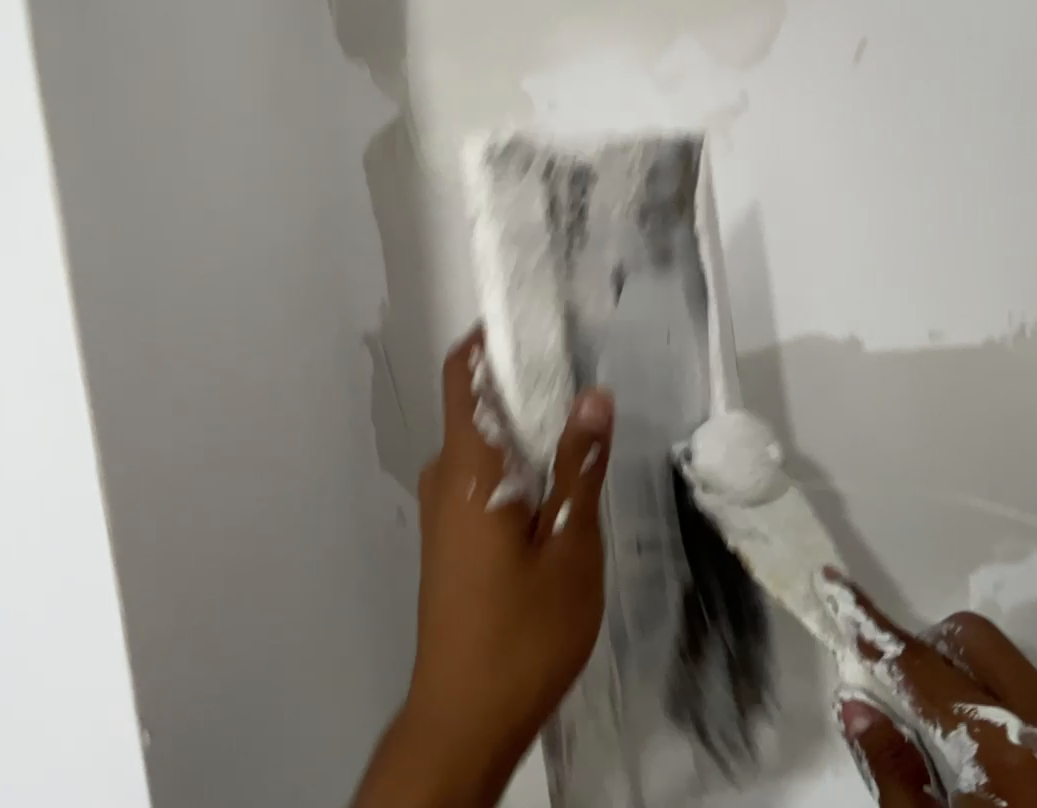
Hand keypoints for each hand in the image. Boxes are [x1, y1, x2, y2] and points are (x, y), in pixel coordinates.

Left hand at [352, 328, 614, 807]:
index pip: (461, 375)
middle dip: (525, 384)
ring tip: (584, 427)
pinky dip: (517, 466)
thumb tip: (592, 396)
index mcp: (466, 469)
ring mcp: (444, 512)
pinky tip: (561, 484)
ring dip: (526, 430)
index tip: (537, 320)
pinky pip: (482, 480)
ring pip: (484, 447)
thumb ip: (580, 467)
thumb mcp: (570, 545)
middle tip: (584, 376)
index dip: (490, 338)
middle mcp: (445, 479)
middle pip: (476, 406)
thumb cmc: (523, 630)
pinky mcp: (452, 540)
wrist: (465, 717)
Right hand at [824, 570, 1036, 807]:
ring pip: (1007, 663)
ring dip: (964, 675)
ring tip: (948, 738)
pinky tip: (992, 763)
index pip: (918, 664)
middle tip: (902, 699)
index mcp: (1000, 749)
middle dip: (926, 648)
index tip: (835, 584)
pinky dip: (1001, 704)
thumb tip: (856, 705)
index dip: (870, 626)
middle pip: (970, 639)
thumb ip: (891, 771)